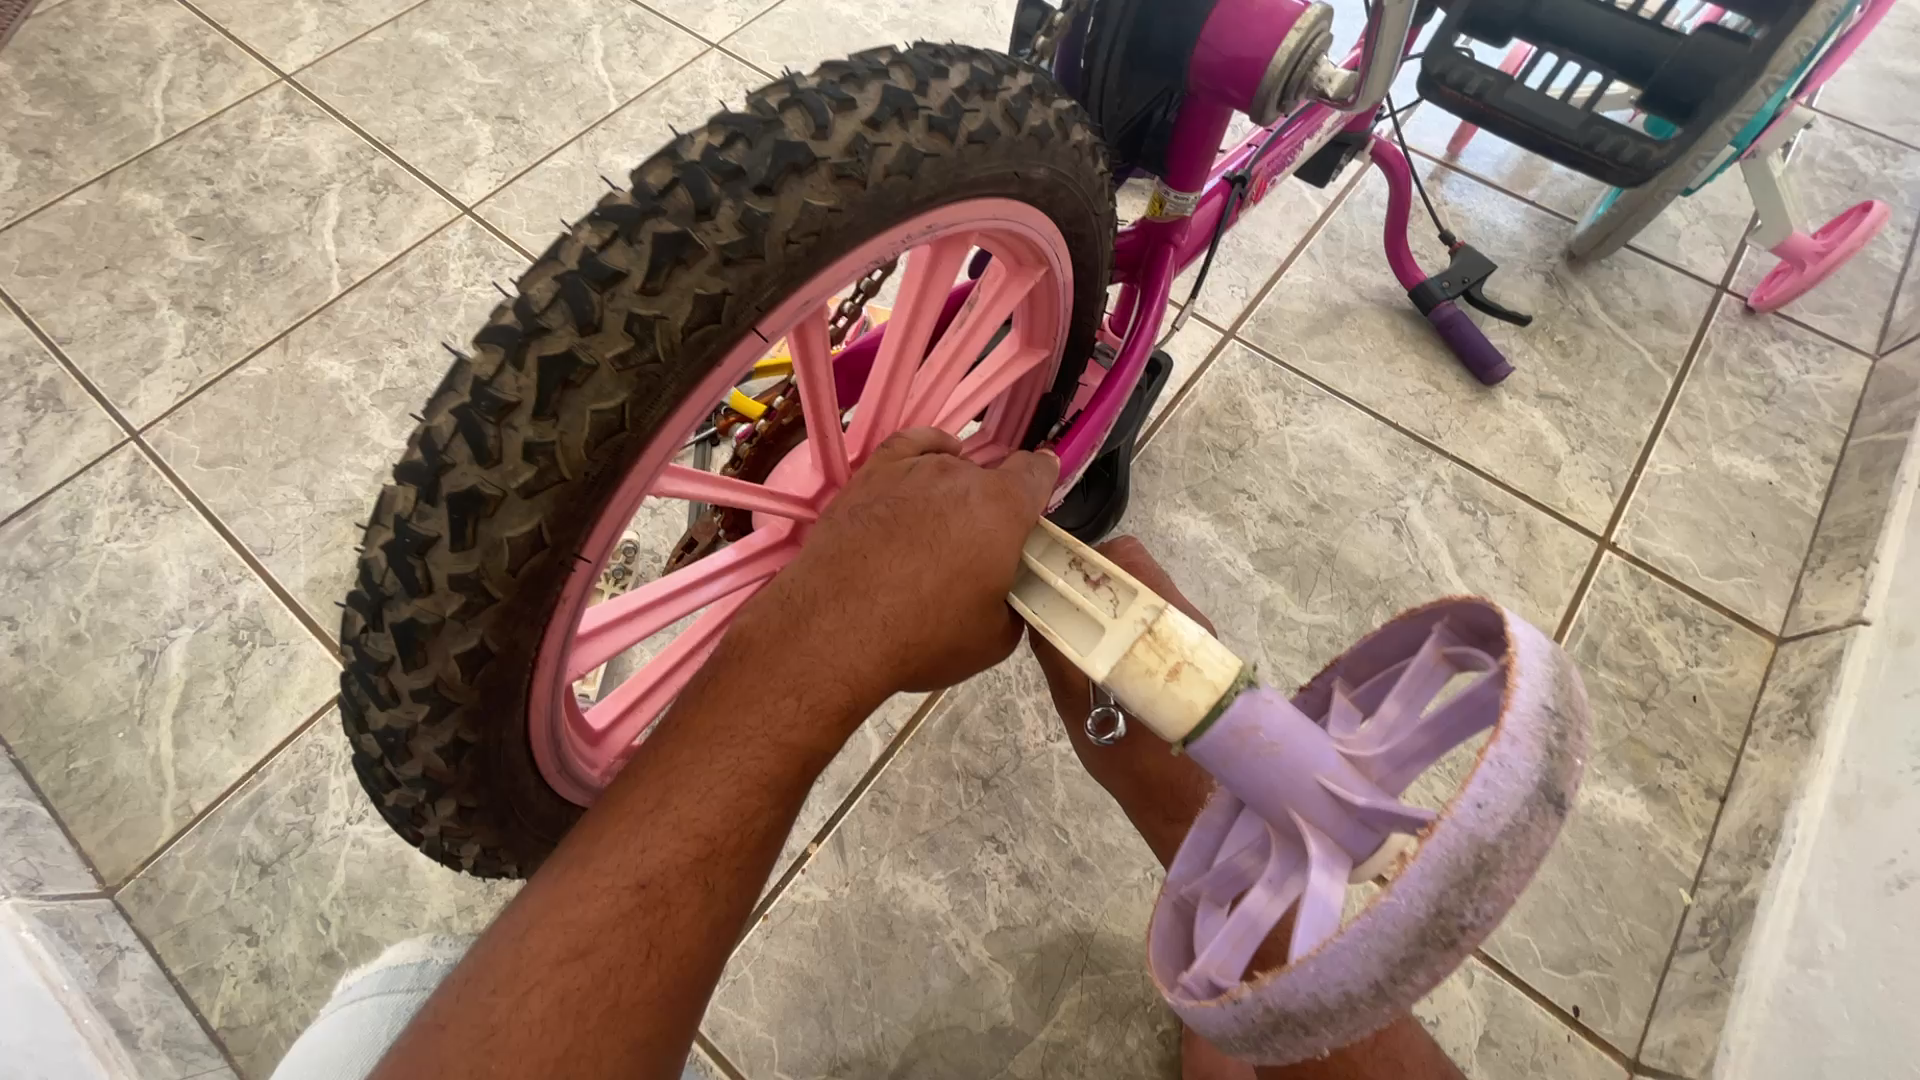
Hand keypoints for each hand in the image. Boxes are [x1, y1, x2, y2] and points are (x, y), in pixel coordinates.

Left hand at [732, 427, 1058, 708]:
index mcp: (1003, 508)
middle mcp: (960, 476)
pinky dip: (927, 449)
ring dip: (955, 493)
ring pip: (949, 467)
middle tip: (980, 551)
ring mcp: (911, 470)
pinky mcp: (870, 475)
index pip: (1038, 472)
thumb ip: (1013, 602)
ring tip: (942, 531)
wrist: (835, 630)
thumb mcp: (994, 638)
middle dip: (993, 507)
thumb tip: (1005, 594)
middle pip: (990, 477)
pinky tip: (932, 460)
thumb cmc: (924, 636)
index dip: (1043, 482)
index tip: (1039, 499)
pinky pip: (910, 445)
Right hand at [1027, 535, 1218, 867]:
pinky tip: (1107, 656)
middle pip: (1136, 567)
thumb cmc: (1126, 754)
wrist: (1184, 802)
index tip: (1053, 583)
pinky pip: (1156, 617)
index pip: (1123, 556)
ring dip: (1111, 600)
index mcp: (1160, 619)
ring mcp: (1195, 635)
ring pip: (1147, 591)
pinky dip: (1127, 622)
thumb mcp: (1074, 701)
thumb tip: (1032, 605)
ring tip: (1081, 633)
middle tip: (1063, 608)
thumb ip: (1054, 647)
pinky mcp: (1196, 654)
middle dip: (1094, 579)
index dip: (1082, 562)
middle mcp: (1185, 616)